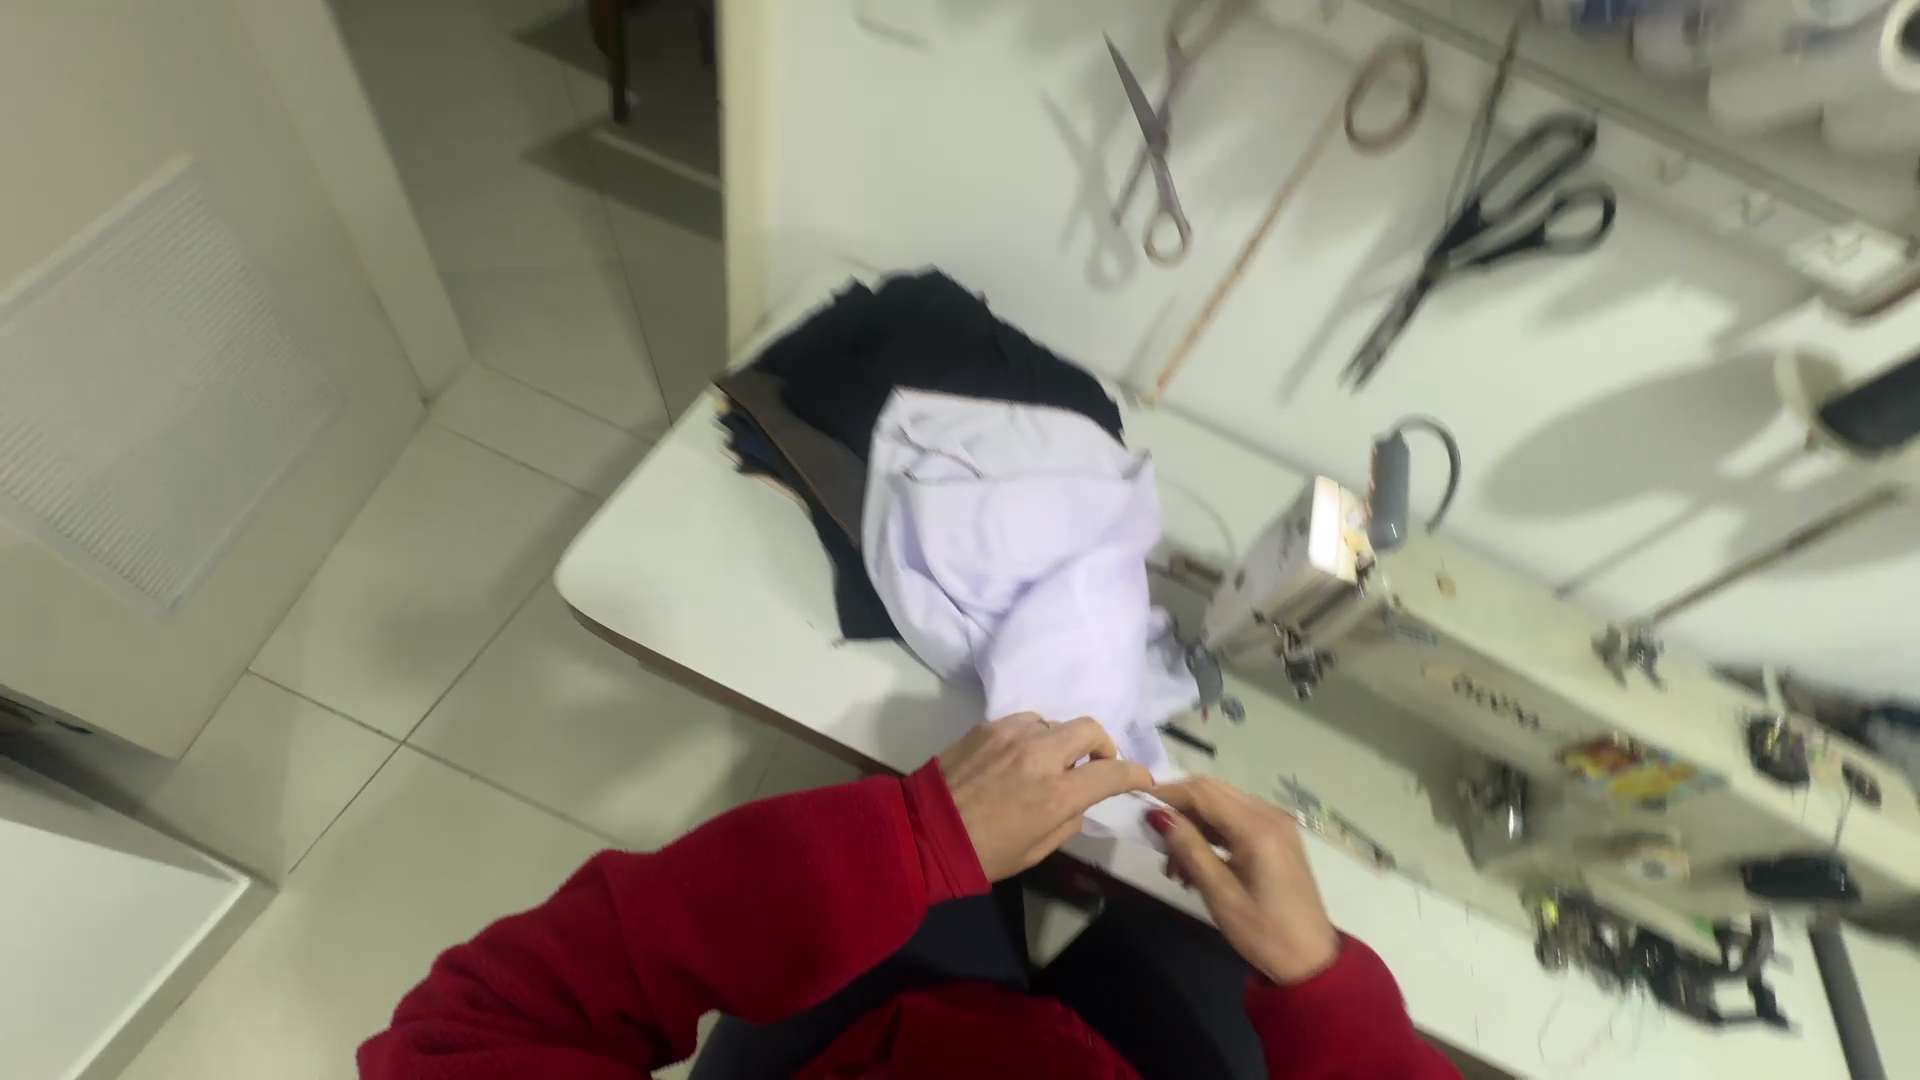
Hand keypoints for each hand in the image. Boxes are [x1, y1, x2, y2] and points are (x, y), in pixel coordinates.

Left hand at [937, 713, 1154, 881]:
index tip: (1140, 778)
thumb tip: (1081, 800)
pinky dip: (1032, 736)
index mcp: (1056, 794)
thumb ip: (1068, 820)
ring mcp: (1012, 734)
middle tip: (1095, 764)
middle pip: (1090, 728)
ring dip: (1061, 741)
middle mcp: (1039, 755)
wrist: (923, 831)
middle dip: (1103, 745)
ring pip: (1054, 723)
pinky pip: (1024, 722)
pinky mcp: (988, 725)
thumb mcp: (1036, 850)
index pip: (1112, 772)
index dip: (1135, 774)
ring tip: (1047, 763)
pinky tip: (1019, 756)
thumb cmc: (984, 853)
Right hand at [1147, 776, 1340, 985]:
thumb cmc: (1264, 933)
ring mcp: (1276, 823)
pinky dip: (1211, 831)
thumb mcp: (1219, 893)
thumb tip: (1157, 814)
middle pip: (1211, 790)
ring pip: (1220, 803)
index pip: (1202, 792)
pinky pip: (1234, 817)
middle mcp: (1269, 814)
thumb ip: (1189, 848)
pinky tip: (1197, 860)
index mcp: (1258, 828)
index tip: (1139, 807)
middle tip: (1156, 839)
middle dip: (1179, 808)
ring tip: (1175, 864)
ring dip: (1193, 823)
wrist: (1312, 963)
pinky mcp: (1276, 834)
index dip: (1168, 794)